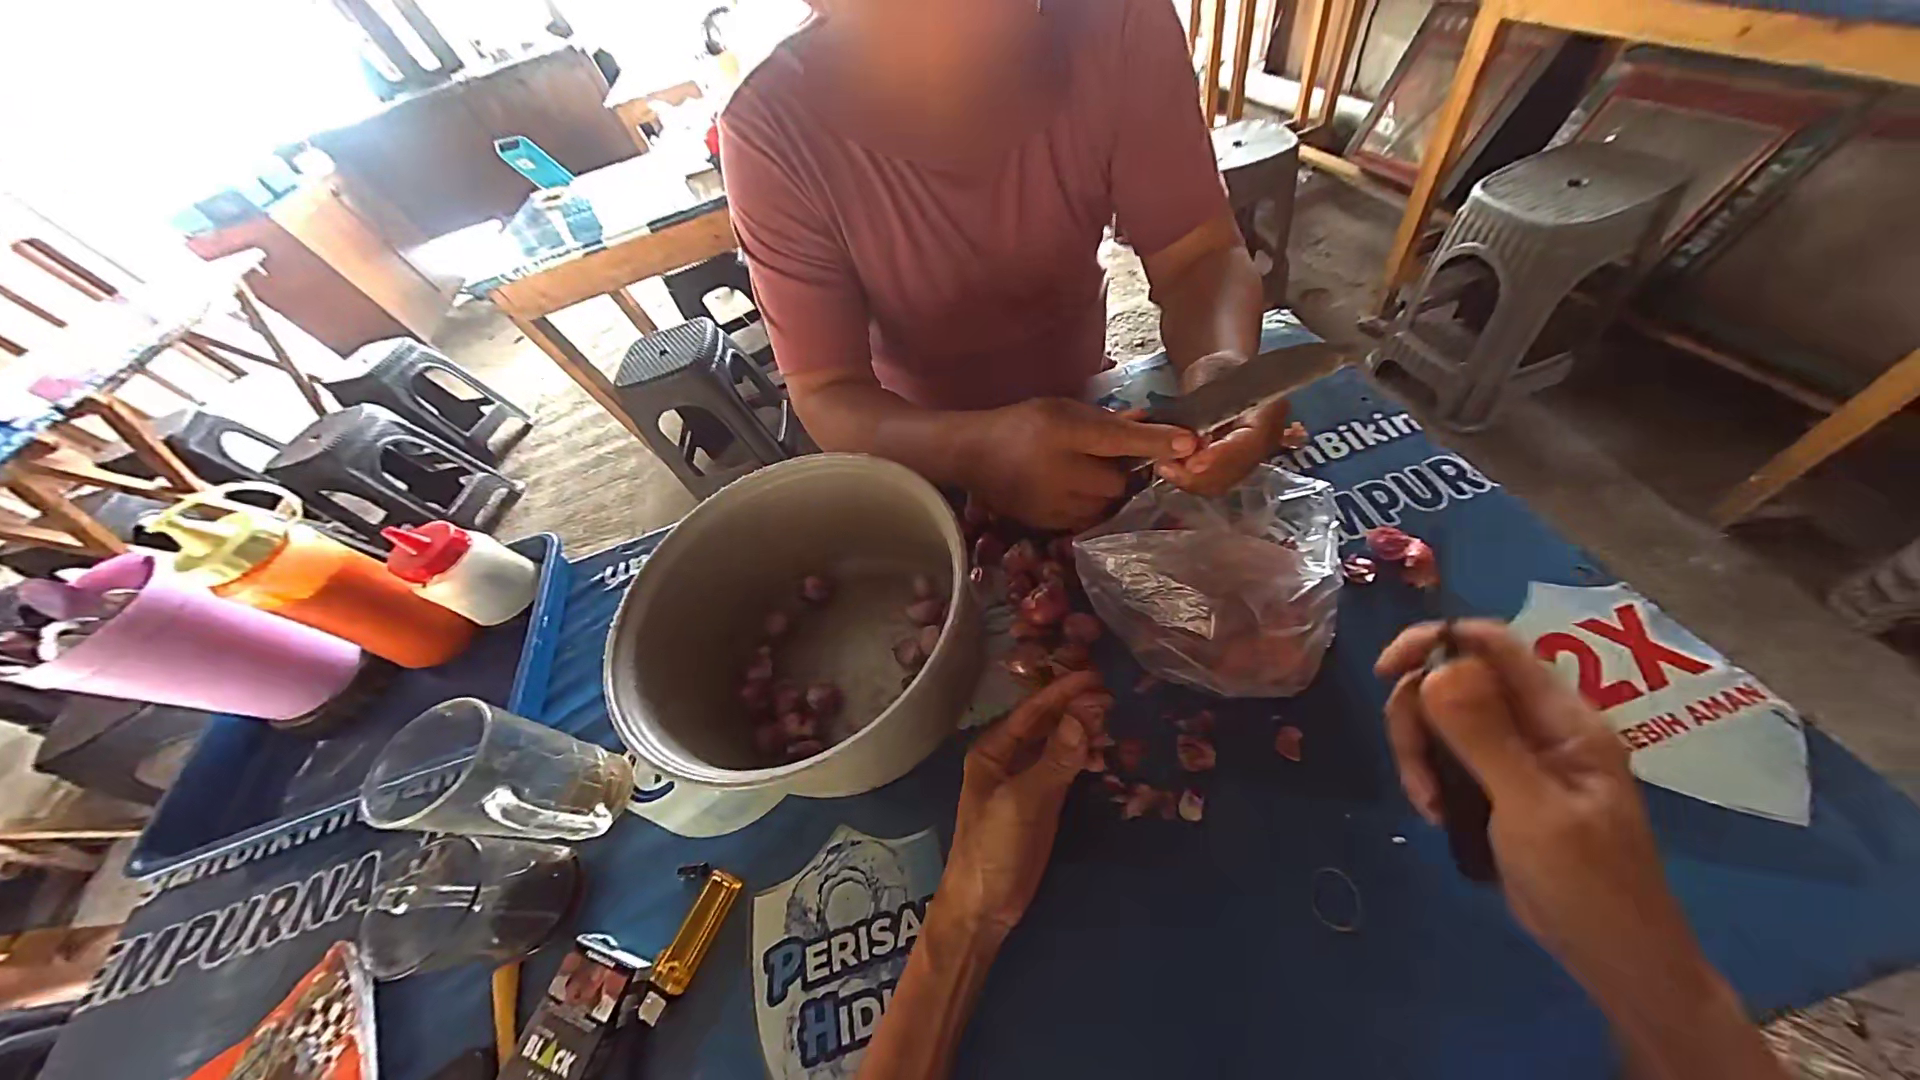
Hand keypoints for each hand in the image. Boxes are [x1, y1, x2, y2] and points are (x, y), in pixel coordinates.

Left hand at [940, 670, 1104, 940]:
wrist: (983, 908)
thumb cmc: (993, 847)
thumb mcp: (1024, 800)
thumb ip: (1056, 759)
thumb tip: (1086, 713)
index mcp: (992, 750)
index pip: (1032, 711)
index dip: (1062, 692)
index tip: (1094, 677)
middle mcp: (1008, 758)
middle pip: (1046, 724)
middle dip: (1075, 709)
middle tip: (1111, 697)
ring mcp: (1026, 780)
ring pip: (1058, 745)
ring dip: (1082, 733)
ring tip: (1112, 722)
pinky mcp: (1042, 803)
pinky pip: (1065, 769)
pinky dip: (1083, 759)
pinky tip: (1102, 756)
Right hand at [959, 398, 1193, 529]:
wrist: (973, 455)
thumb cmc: (1021, 424)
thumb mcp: (1062, 409)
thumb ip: (1106, 419)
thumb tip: (1152, 422)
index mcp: (1062, 432)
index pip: (1118, 439)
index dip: (1156, 441)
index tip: (1190, 442)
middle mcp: (1059, 471)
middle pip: (1117, 481)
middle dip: (1121, 471)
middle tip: (1106, 459)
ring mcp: (1052, 503)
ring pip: (1105, 504)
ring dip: (1106, 491)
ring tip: (1084, 475)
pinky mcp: (1047, 523)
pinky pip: (1087, 519)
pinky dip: (1089, 506)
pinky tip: (1071, 490)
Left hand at [1154, 351, 1287, 495]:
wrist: (1221, 374)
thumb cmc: (1217, 371)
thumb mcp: (1212, 380)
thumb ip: (1206, 409)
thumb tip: (1193, 439)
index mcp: (1268, 415)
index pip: (1246, 446)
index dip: (1218, 458)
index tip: (1192, 464)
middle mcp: (1264, 443)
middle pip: (1233, 472)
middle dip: (1198, 474)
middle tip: (1166, 466)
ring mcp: (1248, 458)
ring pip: (1220, 482)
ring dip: (1189, 480)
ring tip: (1164, 466)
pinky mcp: (1230, 467)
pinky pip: (1210, 483)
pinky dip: (1188, 480)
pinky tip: (1169, 469)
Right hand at [1375, 621, 1696, 984]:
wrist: (1614, 959)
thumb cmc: (1588, 884)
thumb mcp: (1532, 809)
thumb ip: (1484, 736)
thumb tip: (1436, 668)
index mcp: (1560, 717)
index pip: (1489, 644)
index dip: (1432, 641)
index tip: (1386, 672)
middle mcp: (1532, 721)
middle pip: (1446, 679)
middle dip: (1415, 716)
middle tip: (1414, 767)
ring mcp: (1509, 748)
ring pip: (1433, 714)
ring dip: (1414, 751)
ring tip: (1426, 801)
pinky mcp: (1489, 775)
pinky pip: (1436, 749)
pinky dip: (1421, 772)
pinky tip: (1431, 810)